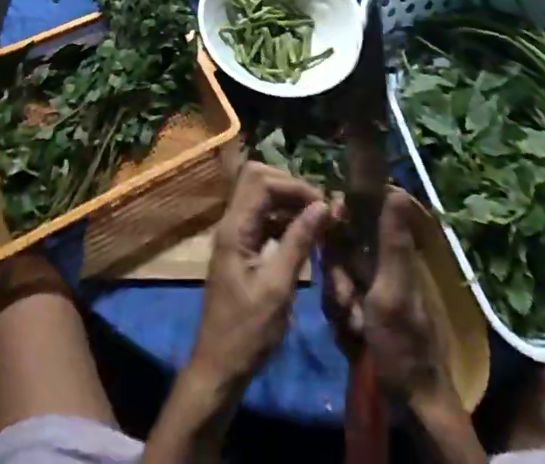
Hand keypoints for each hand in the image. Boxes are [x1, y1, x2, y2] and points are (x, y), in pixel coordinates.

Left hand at [188, 163, 328, 392]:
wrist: (220, 363)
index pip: (260, 182)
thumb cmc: (248, 331)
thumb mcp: (278, 288)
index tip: (324, 205)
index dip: (293, 186)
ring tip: (322, 221)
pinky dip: (286, 220)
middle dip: (291, 188)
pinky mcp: (243, 248)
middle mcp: (231, 223)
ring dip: (290, 203)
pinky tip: (308, 236)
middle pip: (257, 181)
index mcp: (234, 229)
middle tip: (322, 209)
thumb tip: (323, 206)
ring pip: (261, 198)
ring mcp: (235, 235)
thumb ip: (298, 243)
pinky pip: (264, 220)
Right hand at [323, 188, 452, 407]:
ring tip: (353, 327)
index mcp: (395, 255)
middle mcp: (382, 265)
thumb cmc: (403, 344)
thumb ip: (391, 243)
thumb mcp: (393, 290)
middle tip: (348, 303)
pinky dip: (340, 321)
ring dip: (338, 302)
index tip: (328, 222)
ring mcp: (371, 290)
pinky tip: (351, 339)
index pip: (364, 213)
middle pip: (342, 247)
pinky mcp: (360, 312)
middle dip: (337, 275)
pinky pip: (335, 301)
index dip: (343, 212)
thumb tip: (396, 190)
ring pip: (335, 275)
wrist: (409, 404)